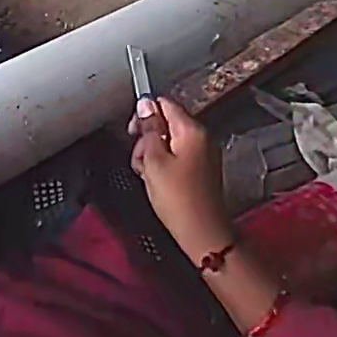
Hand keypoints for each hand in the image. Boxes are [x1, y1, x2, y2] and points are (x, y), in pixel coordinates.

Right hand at [129, 97, 233, 263]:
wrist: (201, 232)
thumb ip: (148, 129)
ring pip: (167, 140)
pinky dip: (162, 163)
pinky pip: (175, 155)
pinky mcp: (199, 168)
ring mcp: (202, 153)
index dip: (145, 113)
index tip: (134, 130)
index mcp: (192, 131)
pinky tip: (156, 179)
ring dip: (152, 152)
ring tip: (148, 172)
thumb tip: (145, 105)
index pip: (165, 103)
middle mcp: (201, 138)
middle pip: (166, 122)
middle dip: (147, 136)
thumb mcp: (153, 160)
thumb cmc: (178, 199)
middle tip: (141, 156)